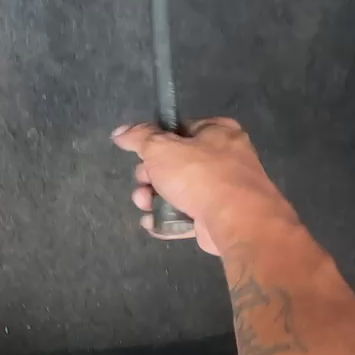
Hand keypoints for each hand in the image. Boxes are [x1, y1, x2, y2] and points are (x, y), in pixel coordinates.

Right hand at [112, 118, 298, 256]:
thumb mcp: (160, 148)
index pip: (178, 130)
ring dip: (153, 200)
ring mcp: (221, 188)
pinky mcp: (216, 214)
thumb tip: (119, 131)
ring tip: (147, 207)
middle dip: (149, 178)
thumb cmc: (199, 175)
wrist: (234, 219)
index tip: (143, 158)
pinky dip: (167, 218)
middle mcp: (223, 156)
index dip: (155, 144)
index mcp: (217, 132)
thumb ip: (138, 138)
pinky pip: (184, 213)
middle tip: (144, 185)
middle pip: (172, 164)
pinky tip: (154, 223)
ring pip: (175, 191)